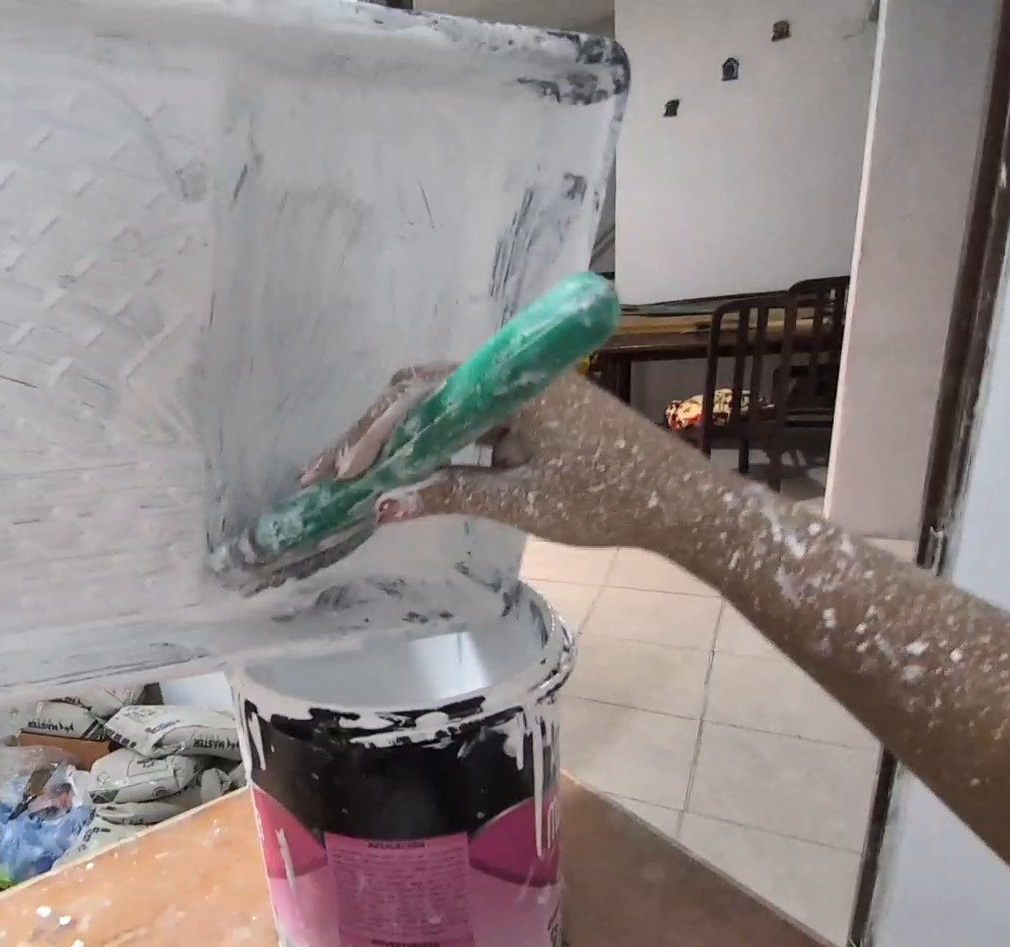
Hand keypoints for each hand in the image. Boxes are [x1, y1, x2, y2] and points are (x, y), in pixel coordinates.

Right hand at [304, 368, 648, 548]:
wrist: (678, 502)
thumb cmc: (606, 500)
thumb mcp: (520, 500)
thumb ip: (448, 494)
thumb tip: (381, 507)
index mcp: (512, 386)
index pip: (423, 395)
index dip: (375, 433)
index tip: (342, 471)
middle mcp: (509, 376)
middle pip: (421, 390)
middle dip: (373, 431)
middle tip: (331, 469)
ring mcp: (516, 390)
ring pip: (438, 402)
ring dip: (396, 434)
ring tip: (352, 469)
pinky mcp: (523, 408)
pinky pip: (462, 416)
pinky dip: (428, 439)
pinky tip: (401, 464)